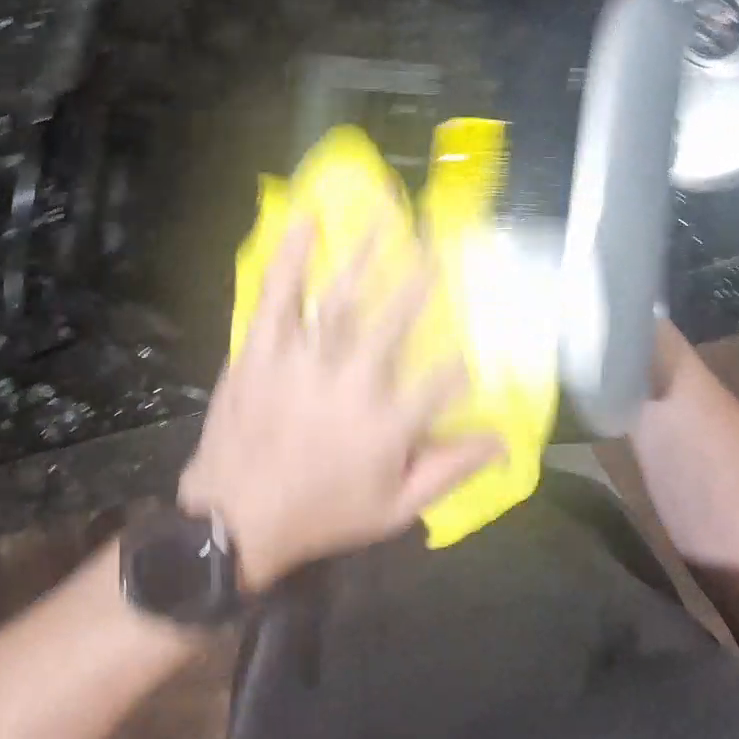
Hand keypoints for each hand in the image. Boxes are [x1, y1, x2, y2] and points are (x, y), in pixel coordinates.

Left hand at [178, 217, 502, 593]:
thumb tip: (504, 442)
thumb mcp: (396, 510)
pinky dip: (292, 256)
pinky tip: (306, 221)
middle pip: (396, 321)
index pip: (443, 380)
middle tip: (437, 243)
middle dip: (420, 280)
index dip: (461, 362)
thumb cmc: (322, 514)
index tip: (468, 347)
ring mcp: (303, 361)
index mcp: (389, 423)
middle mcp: (352, 383)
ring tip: (385, 217)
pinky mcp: (262, 350)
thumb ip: (450, 471)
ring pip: (342, 298)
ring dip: (367, 255)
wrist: (234, 522)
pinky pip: (278, 295)